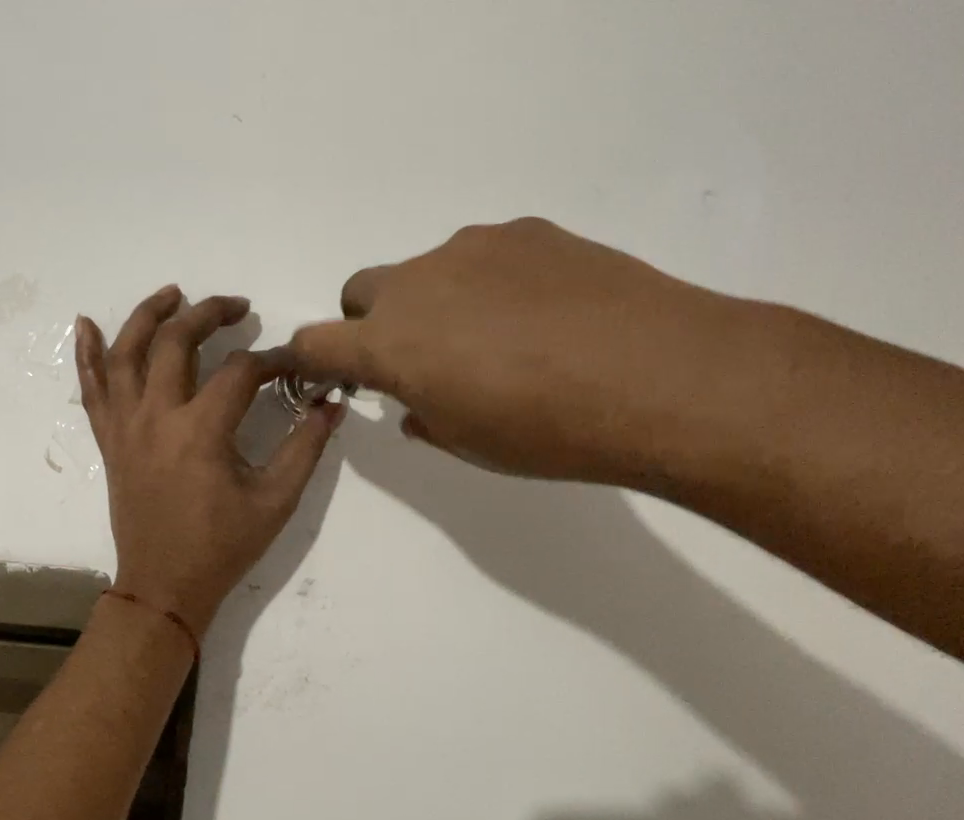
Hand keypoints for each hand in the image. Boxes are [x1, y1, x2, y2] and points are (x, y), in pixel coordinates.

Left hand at [78, 286, 342, 634]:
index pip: (240, 372)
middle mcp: (156, 417)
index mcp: (200, 431)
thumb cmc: (222, 548)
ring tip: (173, 294)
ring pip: (125, 354)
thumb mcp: (275, 501)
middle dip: (209, 314)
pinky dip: (87, 355)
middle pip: (175, 342)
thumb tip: (331, 403)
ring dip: (147, 315)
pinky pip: (91, 390)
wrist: (163, 586)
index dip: (273, 360)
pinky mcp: (110, 442)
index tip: (295, 364)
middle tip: (238, 306)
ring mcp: (125, 428)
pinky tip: (85, 324)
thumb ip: (304, 448)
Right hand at [286, 218, 753, 486]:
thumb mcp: (468, 443)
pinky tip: (543, 314)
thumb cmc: (546, 431)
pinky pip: (484, 256)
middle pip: (362, 291)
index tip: (317, 374)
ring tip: (500, 338)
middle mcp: (417, 285)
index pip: (315, 343)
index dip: (307, 360)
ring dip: (436, 302)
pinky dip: (490, 283)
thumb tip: (415, 404)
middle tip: (419, 359)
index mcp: (390, 344)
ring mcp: (473, 249)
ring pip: (427, 271)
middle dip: (372, 323)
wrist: (656, 376)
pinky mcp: (527, 231)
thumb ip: (422, 416)